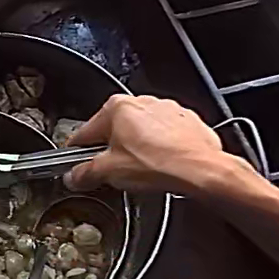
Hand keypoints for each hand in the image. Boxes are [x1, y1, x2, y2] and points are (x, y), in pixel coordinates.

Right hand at [62, 95, 246, 196]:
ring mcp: (167, 110)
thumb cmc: (160, 164)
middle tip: (113, 172)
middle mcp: (142, 102)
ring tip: (140, 171)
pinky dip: (160, 149)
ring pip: (140, 132)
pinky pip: (164, 136)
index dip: (78, 152)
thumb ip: (84, 173)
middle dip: (111, 150)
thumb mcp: (109, 172)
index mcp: (117, 107)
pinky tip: (159, 166)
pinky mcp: (187, 122)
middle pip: (113, 130)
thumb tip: (74, 176)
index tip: (77, 165)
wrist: (204, 171)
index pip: (85, 131)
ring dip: (136, 148)